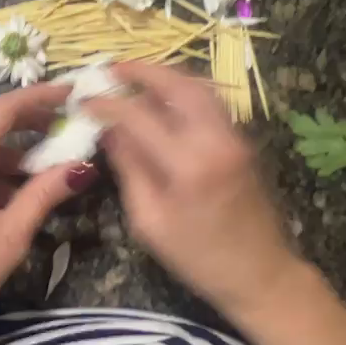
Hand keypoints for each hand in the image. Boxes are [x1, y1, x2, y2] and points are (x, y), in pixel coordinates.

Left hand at [0, 84, 94, 344]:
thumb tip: (82, 166)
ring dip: (17, 146)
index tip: (72, 94)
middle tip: (69, 122)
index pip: (4, 109)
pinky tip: (24, 185)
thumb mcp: (11, 233)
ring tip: (55, 156)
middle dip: (31, 118)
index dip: (40, 96)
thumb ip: (45, 192)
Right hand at [87, 62, 302, 319]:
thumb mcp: (149, 222)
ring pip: (197, 86)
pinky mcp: (242, 140)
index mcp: (188, 164)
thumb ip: (129, 168)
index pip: (138, 116)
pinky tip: (162, 97)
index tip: (83, 101)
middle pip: (175, 85)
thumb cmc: (199, 258)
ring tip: (134, 77)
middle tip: (109, 70)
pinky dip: (183, 89)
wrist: (262, 274)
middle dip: (140, 72)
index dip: (107, 104)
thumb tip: (108, 129)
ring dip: (164, 75)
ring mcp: (234, 135)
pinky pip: (210, 100)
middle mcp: (215, 139)